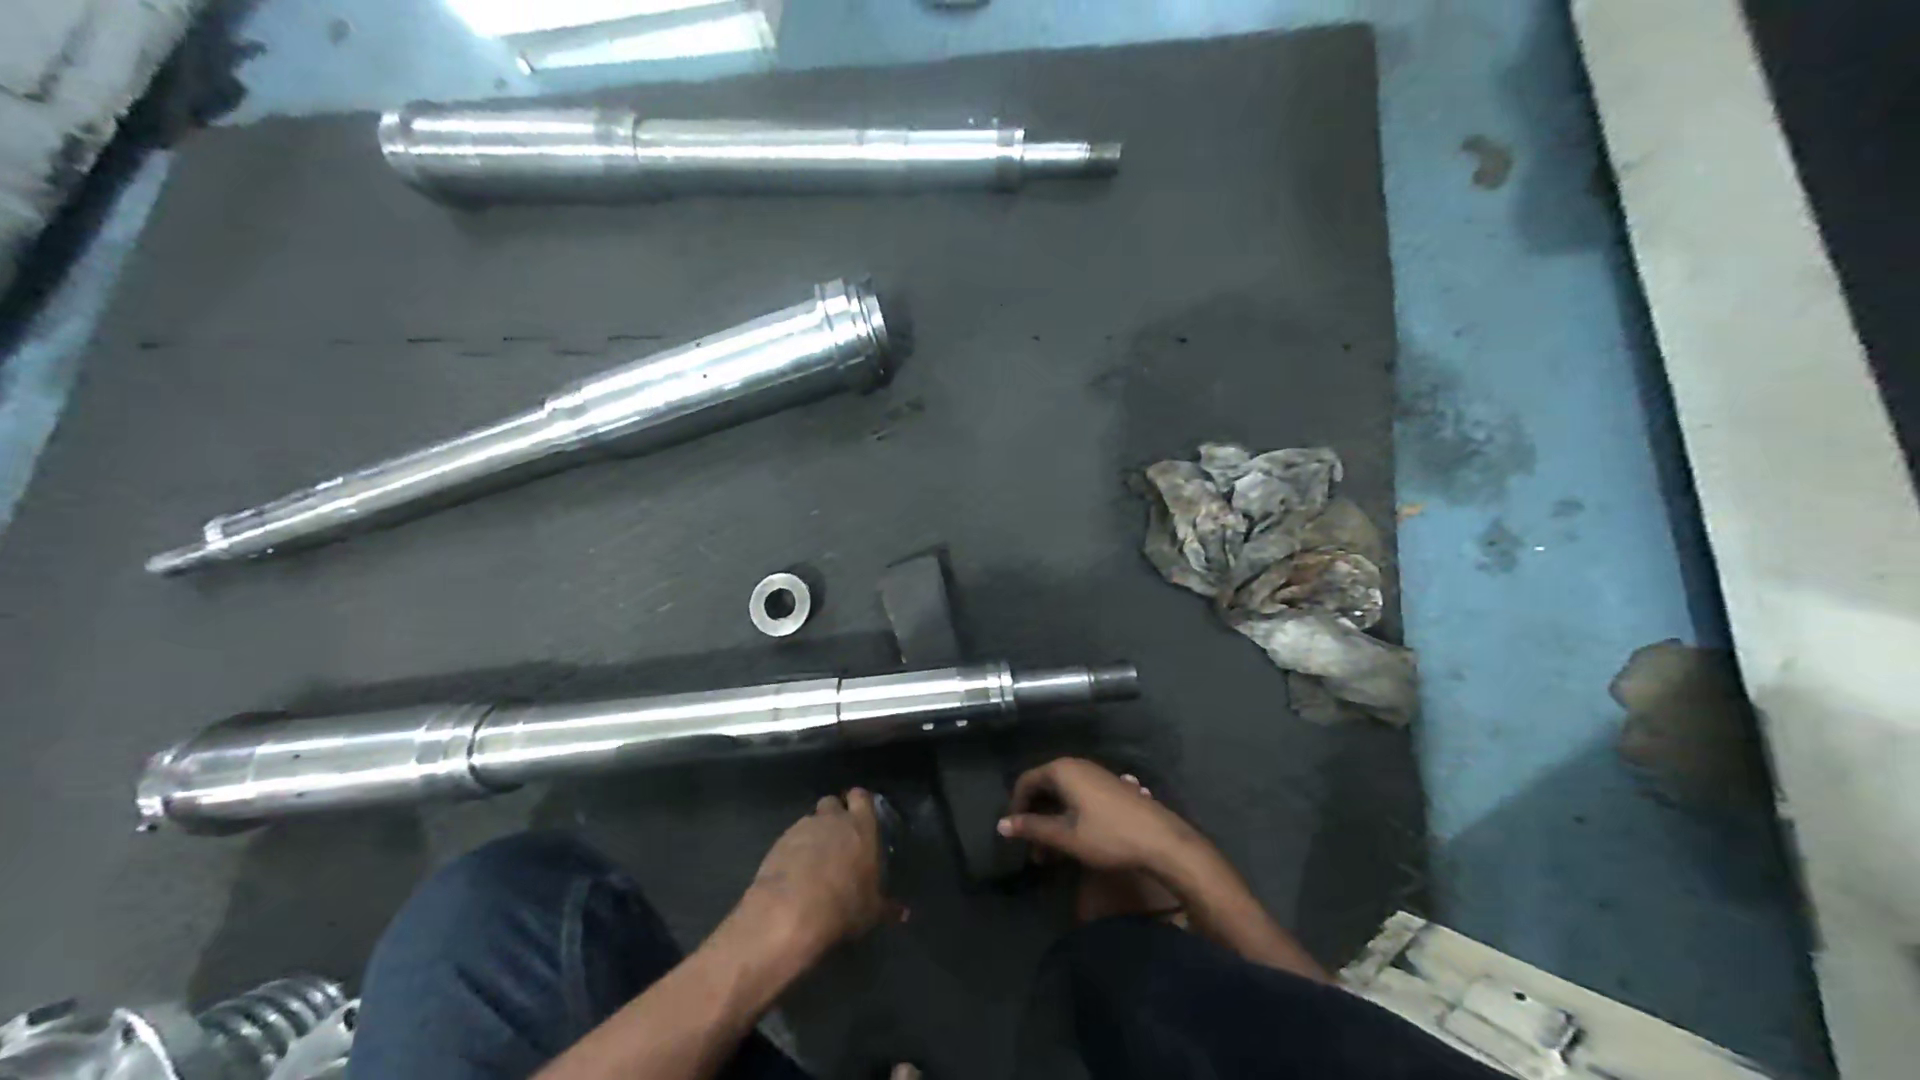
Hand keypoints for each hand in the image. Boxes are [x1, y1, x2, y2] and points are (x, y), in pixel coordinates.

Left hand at [743, 788, 898, 956]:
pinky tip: (793, 871)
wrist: (792, 910)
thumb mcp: (871, 911)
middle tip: (837, 837)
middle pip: (832, 802)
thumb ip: (887, 907)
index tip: (859, 814)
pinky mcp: (779, 841)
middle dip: (833, 815)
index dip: (859, 802)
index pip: (861, 797)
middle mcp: (833, 819)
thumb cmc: (844, 904)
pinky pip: (789, 838)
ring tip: (813, 859)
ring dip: (812, 834)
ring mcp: (803, 828)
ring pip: (809, 820)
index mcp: (861, 827)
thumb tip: (904, 913)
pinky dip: (793, 849)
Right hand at [997, 758, 1205, 875]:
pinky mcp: (1112, 787)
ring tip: (1053, 853)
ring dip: (1052, 820)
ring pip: (1063, 794)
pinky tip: (1076, 840)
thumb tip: (1001, 824)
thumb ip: (1032, 828)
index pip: (1026, 781)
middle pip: (1044, 787)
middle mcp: (1078, 765)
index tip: (1015, 835)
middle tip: (1034, 851)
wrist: (1162, 841)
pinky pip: (1080, 796)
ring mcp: (1097, 775)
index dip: (1016, 807)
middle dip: (1035, 818)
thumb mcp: (1065, 836)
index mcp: (1062, 770)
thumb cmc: (1108, 836)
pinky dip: (1070, 815)